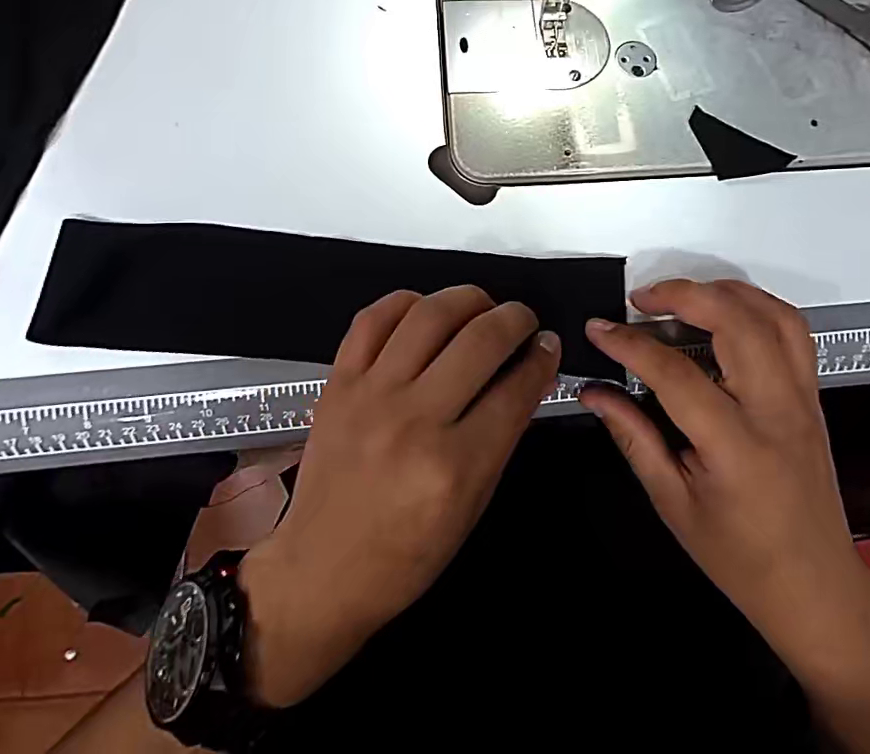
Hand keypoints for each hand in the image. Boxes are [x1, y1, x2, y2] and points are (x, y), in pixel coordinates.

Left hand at [238, 286, 560, 706]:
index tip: (548, 345)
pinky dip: (407, 301)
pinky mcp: (337, 384)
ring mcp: (370, 396)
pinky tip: (426, 310)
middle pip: (481, 339)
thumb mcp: (473, 503)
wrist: (322, 570)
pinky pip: (373, 319)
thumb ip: (504, 433)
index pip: (516, 388)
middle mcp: (414, 421)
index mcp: (456, 465)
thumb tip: (530, 372)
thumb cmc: (407, 553)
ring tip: (482, 306)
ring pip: (430, 315)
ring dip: (468, 299)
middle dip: (516, 318)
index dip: (542, 357)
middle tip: (524, 319)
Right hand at [578, 280, 867, 669]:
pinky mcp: (813, 396)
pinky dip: (757, 306)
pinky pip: (794, 332)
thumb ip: (632, 437)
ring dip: (725, 292)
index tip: (599, 330)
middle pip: (737, 323)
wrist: (814, 586)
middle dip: (683, 295)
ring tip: (683, 296)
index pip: (676, 374)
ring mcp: (803, 400)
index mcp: (737, 448)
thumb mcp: (672, 503)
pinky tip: (727, 311)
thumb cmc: (742, 557)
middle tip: (642, 300)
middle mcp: (778, 412)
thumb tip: (595, 392)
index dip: (630, 344)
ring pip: (774, 316)